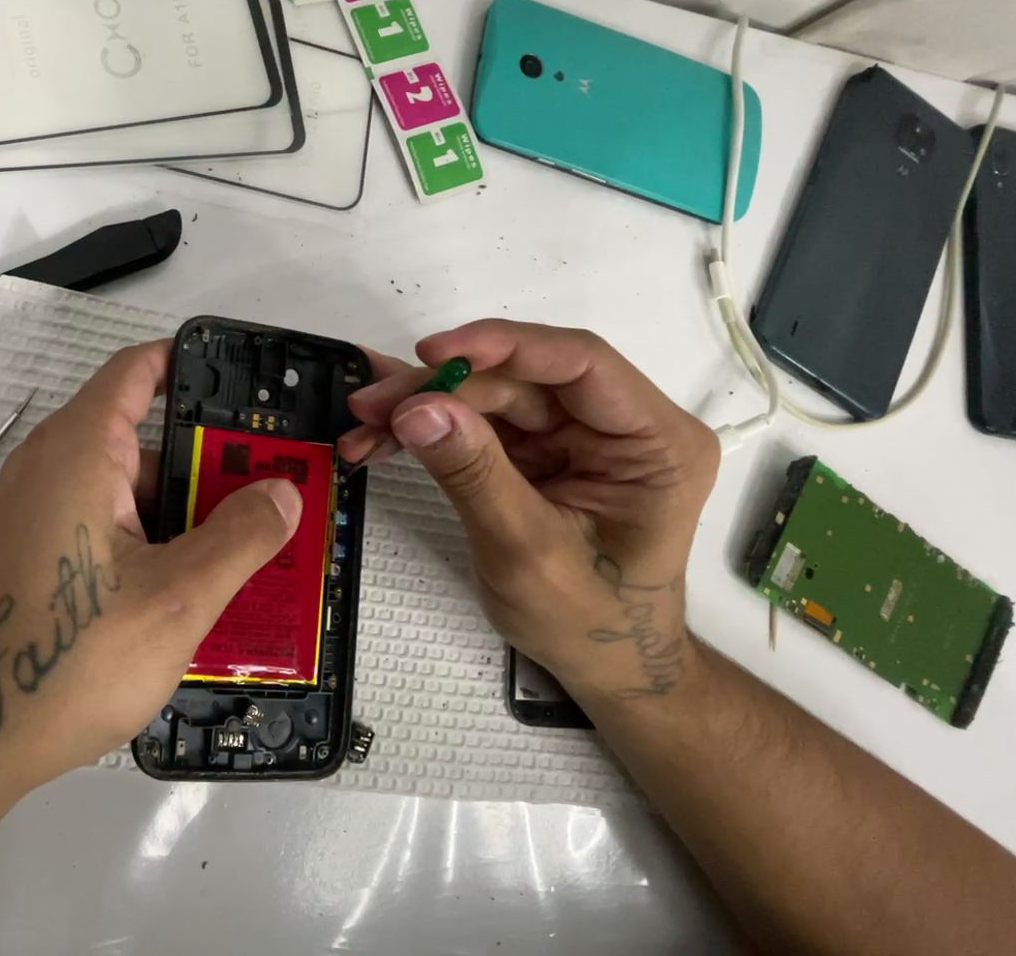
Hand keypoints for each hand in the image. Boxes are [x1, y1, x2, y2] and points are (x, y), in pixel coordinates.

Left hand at [0, 342, 302, 799]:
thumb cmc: (68, 658)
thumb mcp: (176, 598)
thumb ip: (240, 538)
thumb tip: (283, 491)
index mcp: (80, 450)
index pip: (139, 370)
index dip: (195, 365)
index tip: (253, 390)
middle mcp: (50, 468)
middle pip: (142, 439)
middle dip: (209, 465)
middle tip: (272, 496)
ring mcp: (34, 515)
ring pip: (124, 492)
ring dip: (182, 515)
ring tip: (244, 553)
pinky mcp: (28, 556)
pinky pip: (101, 529)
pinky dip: (147, 544)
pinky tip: (183, 593)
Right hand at [339, 321, 719, 704]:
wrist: (604, 668)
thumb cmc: (587, 623)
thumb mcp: (526, 550)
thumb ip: (474, 473)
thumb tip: (415, 408)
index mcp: (653, 441)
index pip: (579, 364)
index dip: (503, 346)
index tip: (429, 354)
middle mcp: (617, 426)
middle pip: (518, 380)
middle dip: (439, 390)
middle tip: (368, 406)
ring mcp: (574, 439)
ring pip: (487, 399)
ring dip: (420, 410)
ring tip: (361, 426)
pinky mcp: (538, 454)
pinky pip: (475, 426)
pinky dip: (426, 433)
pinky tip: (380, 439)